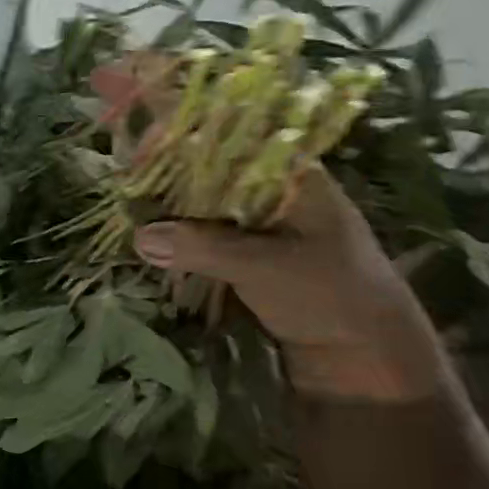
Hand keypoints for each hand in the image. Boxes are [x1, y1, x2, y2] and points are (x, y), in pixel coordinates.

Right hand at [134, 165, 446, 401]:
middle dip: (162, 173)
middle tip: (121, 183)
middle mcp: (269, 193)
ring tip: (123, 210)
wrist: (367, 359)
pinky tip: (143, 240)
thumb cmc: (331, 297)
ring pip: (198, 203)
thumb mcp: (267, 268)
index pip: (228, 137)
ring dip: (163, 208)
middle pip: (206, 168)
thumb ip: (204, 248)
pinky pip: (198, 236)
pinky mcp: (242, 257)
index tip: (139, 145)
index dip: (182, 130)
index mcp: (289, 176)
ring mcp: (255, 226)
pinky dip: (173, 237)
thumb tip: (140, 235)